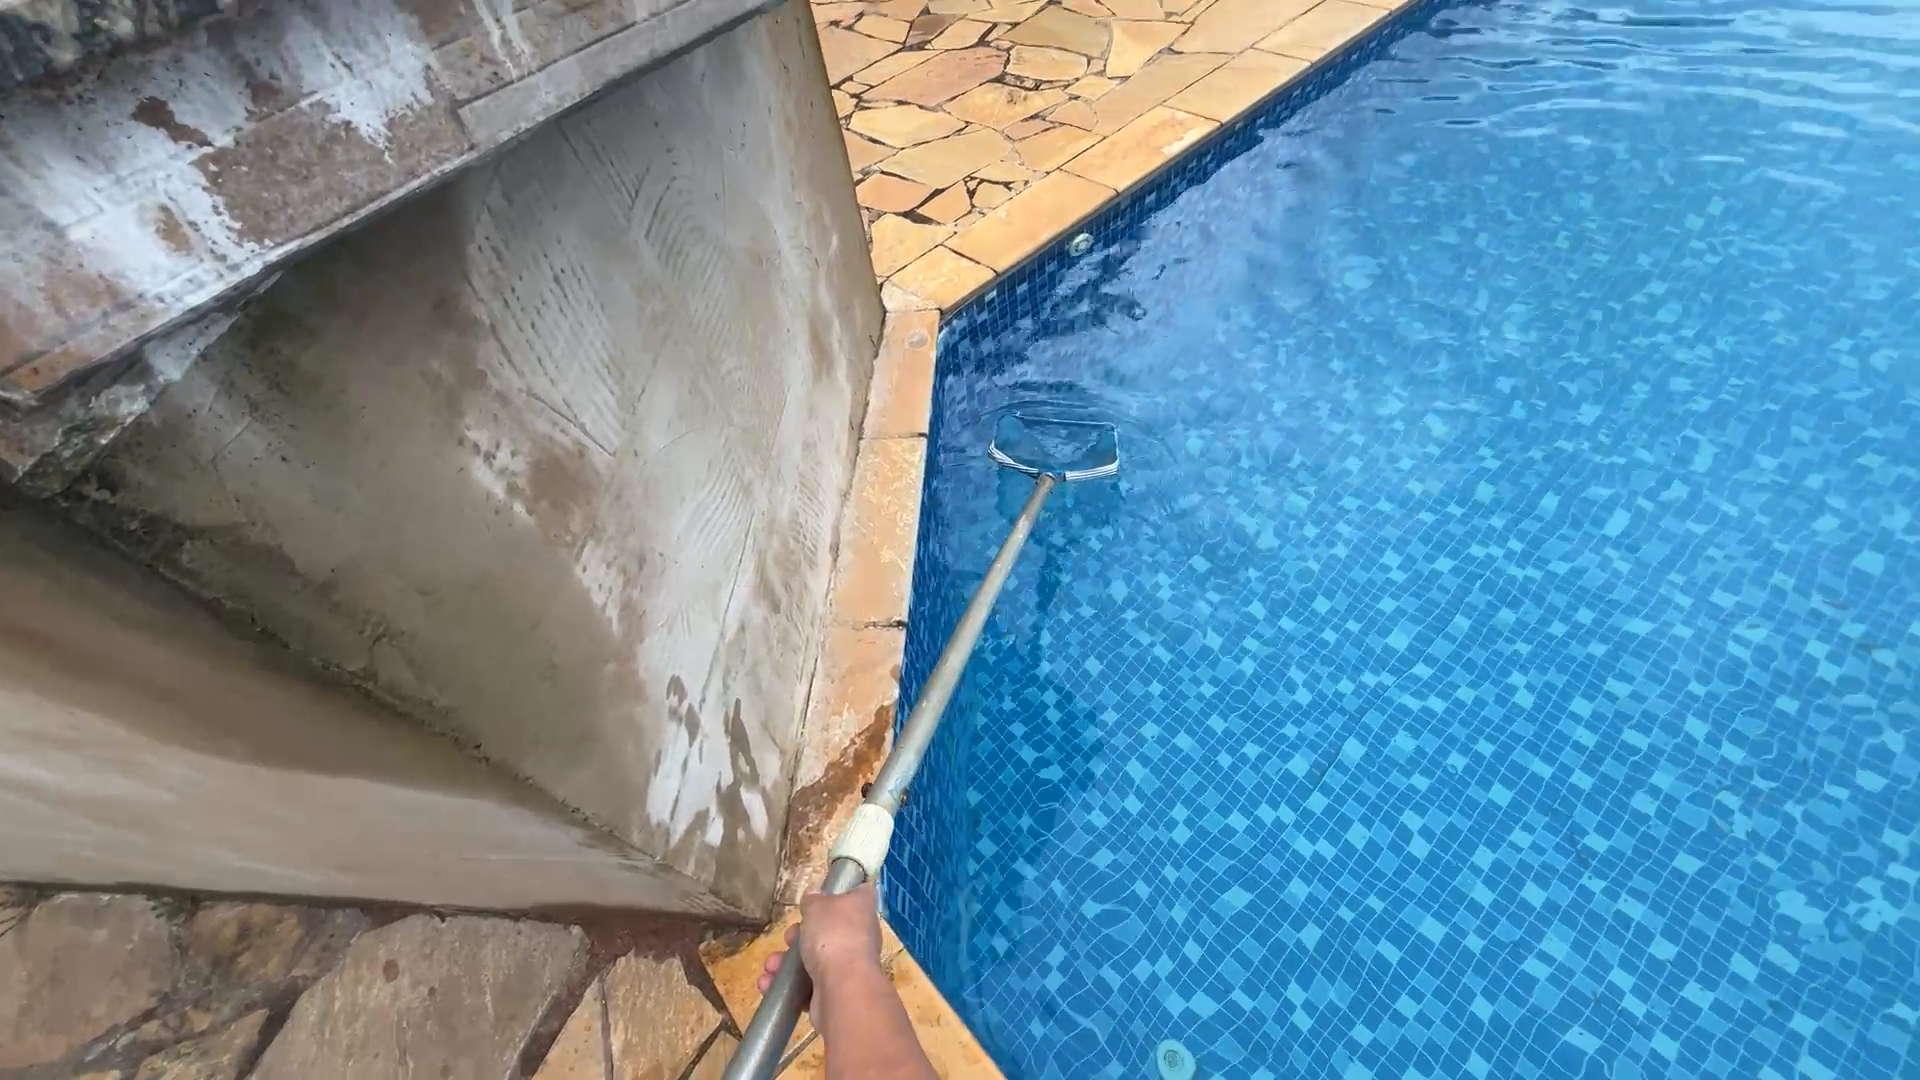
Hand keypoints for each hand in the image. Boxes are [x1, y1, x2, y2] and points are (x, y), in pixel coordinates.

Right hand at [757, 884, 885, 1028]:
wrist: (842, 988)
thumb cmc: (833, 935)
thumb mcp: (817, 906)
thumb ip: (813, 901)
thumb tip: (815, 897)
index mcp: (862, 908)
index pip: (859, 892)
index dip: (842, 893)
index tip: (822, 897)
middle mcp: (860, 935)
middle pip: (828, 929)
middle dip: (799, 935)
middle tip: (788, 938)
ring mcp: (849, 966)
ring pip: (814, 959)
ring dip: (787, 963)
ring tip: (771, 966)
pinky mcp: (835, 992)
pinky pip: (808, 985)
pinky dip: (789, 986)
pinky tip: (769, 985)